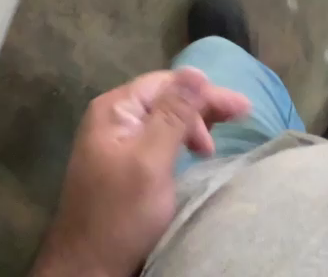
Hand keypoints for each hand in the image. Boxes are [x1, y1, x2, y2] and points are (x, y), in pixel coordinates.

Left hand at [32, 67, 250, 276]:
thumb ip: (173, 114)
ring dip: (192, 125)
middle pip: (165, 97)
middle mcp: (112, 117)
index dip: (205, 92)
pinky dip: (179, 141)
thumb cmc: (119, 214)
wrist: (86, 271)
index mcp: (115, 108)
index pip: (167, 83)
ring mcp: (114, 142)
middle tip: (238, 122)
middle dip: (202, 107)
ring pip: (163, 118)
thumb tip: (196, 71)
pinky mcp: (121, 165)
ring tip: (211, 148)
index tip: (242, 110)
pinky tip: (193, 153)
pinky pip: (156, 138)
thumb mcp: (151, 161)